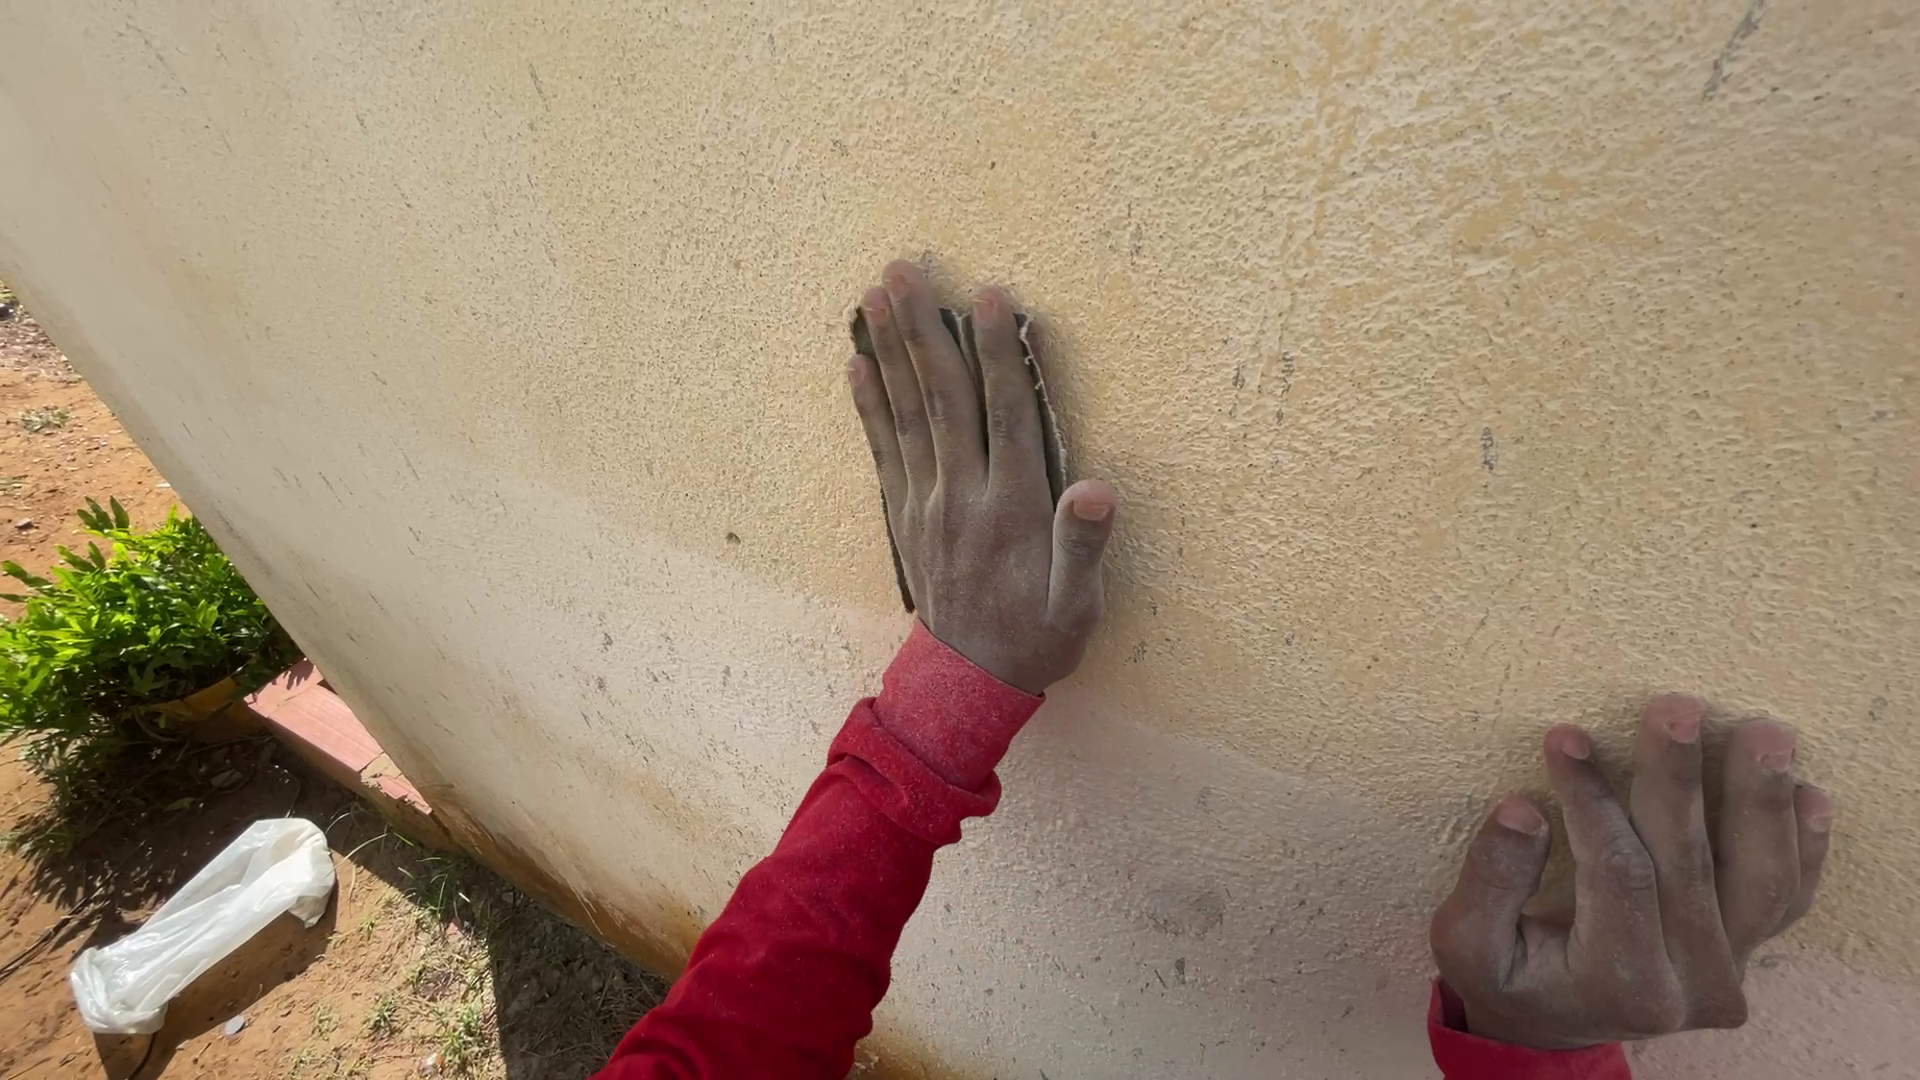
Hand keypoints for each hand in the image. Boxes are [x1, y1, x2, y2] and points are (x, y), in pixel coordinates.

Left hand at [847, 261, 1116, 693]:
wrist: (970, 680)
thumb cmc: (1036, 638)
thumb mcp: (1077, 605)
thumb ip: (1085, 547)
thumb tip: (1098, 489)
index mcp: (1011, 510)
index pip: (1004, 416)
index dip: (997, 354)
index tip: (986, 296)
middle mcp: (962, 497)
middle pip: (943, 401)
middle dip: (925, 332)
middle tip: (903, 270)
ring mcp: (926, 505)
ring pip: (906, 416)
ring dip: (888, 354)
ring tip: (871, 298)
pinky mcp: (905, 516)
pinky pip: (882, 451)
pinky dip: (867, 406)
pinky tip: (855, 366)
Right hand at [1431, 695, 1835, 1048]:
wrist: (1544, 1031)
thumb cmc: (1497, 979)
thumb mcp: (1465, 938)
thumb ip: (1492, 878)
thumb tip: (1520, 807)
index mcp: (1620, 978)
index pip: (1618, 870)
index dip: (1591, 798)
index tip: (1565, 736)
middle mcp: (1693, 981)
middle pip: (1695, 864)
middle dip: (1682, 777)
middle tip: (1676, 709)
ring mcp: (1728, 973)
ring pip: (1760, 879)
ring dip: (1761, 800)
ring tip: (1766, 734)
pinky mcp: (1740, 958)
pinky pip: (1784, 899)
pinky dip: (1801, 845)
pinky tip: (1808, 796)